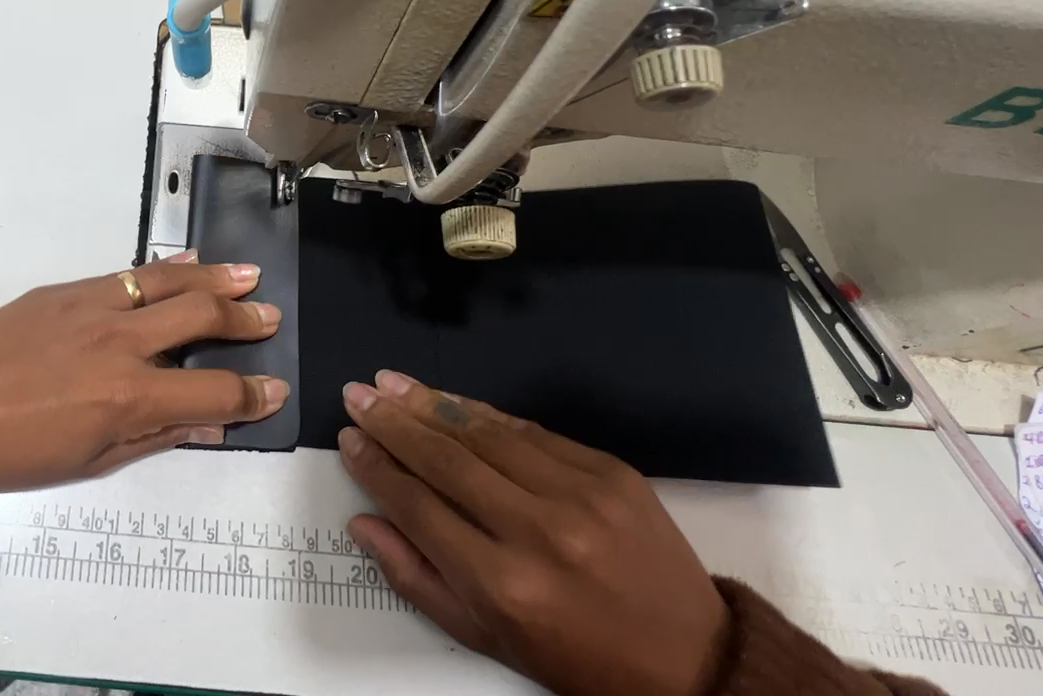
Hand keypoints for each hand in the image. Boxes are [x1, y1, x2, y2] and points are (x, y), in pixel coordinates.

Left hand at [0, 252, 288, 495]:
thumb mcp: (94, 462)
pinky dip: (163, 268)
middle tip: (269, 317)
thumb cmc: (19, 454)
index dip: (252, 395)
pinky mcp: (66, 289)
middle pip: (200, 317)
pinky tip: (187, 263)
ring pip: (167, 281)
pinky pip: (125, 273)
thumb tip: (212, 423)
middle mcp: (119, 344)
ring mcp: (91, 307)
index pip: (214, 392)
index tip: (274, 390)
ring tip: (247, 275)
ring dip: (214, 276)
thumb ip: (159, 436)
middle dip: (245, 320)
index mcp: (127, 397)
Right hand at [339, 372, 727, 695]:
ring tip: (390, 382)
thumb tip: (362, 522)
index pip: (418, 506)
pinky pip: (529, 430)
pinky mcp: (610, 470)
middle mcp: (537, 532)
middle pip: (445, 459)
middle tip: (357, 394)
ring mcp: (579, 494)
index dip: (376, 468)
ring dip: (430, 403)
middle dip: (393, 422)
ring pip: (484, 432)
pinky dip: (482, 412)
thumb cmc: (575, 657)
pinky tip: (450, 399)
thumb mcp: (485, 638)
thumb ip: (416, 578)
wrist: (693, 659)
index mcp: (502, 584)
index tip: (348, 439)